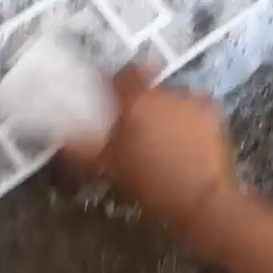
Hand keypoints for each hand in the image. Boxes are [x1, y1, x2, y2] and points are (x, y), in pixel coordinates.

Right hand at [65, 65, 237, 229]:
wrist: (203, 200)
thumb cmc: (151, 182)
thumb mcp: (109, 168)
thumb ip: (81, 148)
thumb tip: (57, 137)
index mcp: (138, 100)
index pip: (126, 73)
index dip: (118, 82)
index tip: (113, 100)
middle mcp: (167, 93)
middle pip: (150, 89)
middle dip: (143, 104)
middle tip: (136, 131)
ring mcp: (194, 103)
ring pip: (173, 101)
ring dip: (166, 114)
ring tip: (164, 142)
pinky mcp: (214, 118)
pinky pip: (194, 113)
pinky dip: (188, 123)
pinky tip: (186, 146)